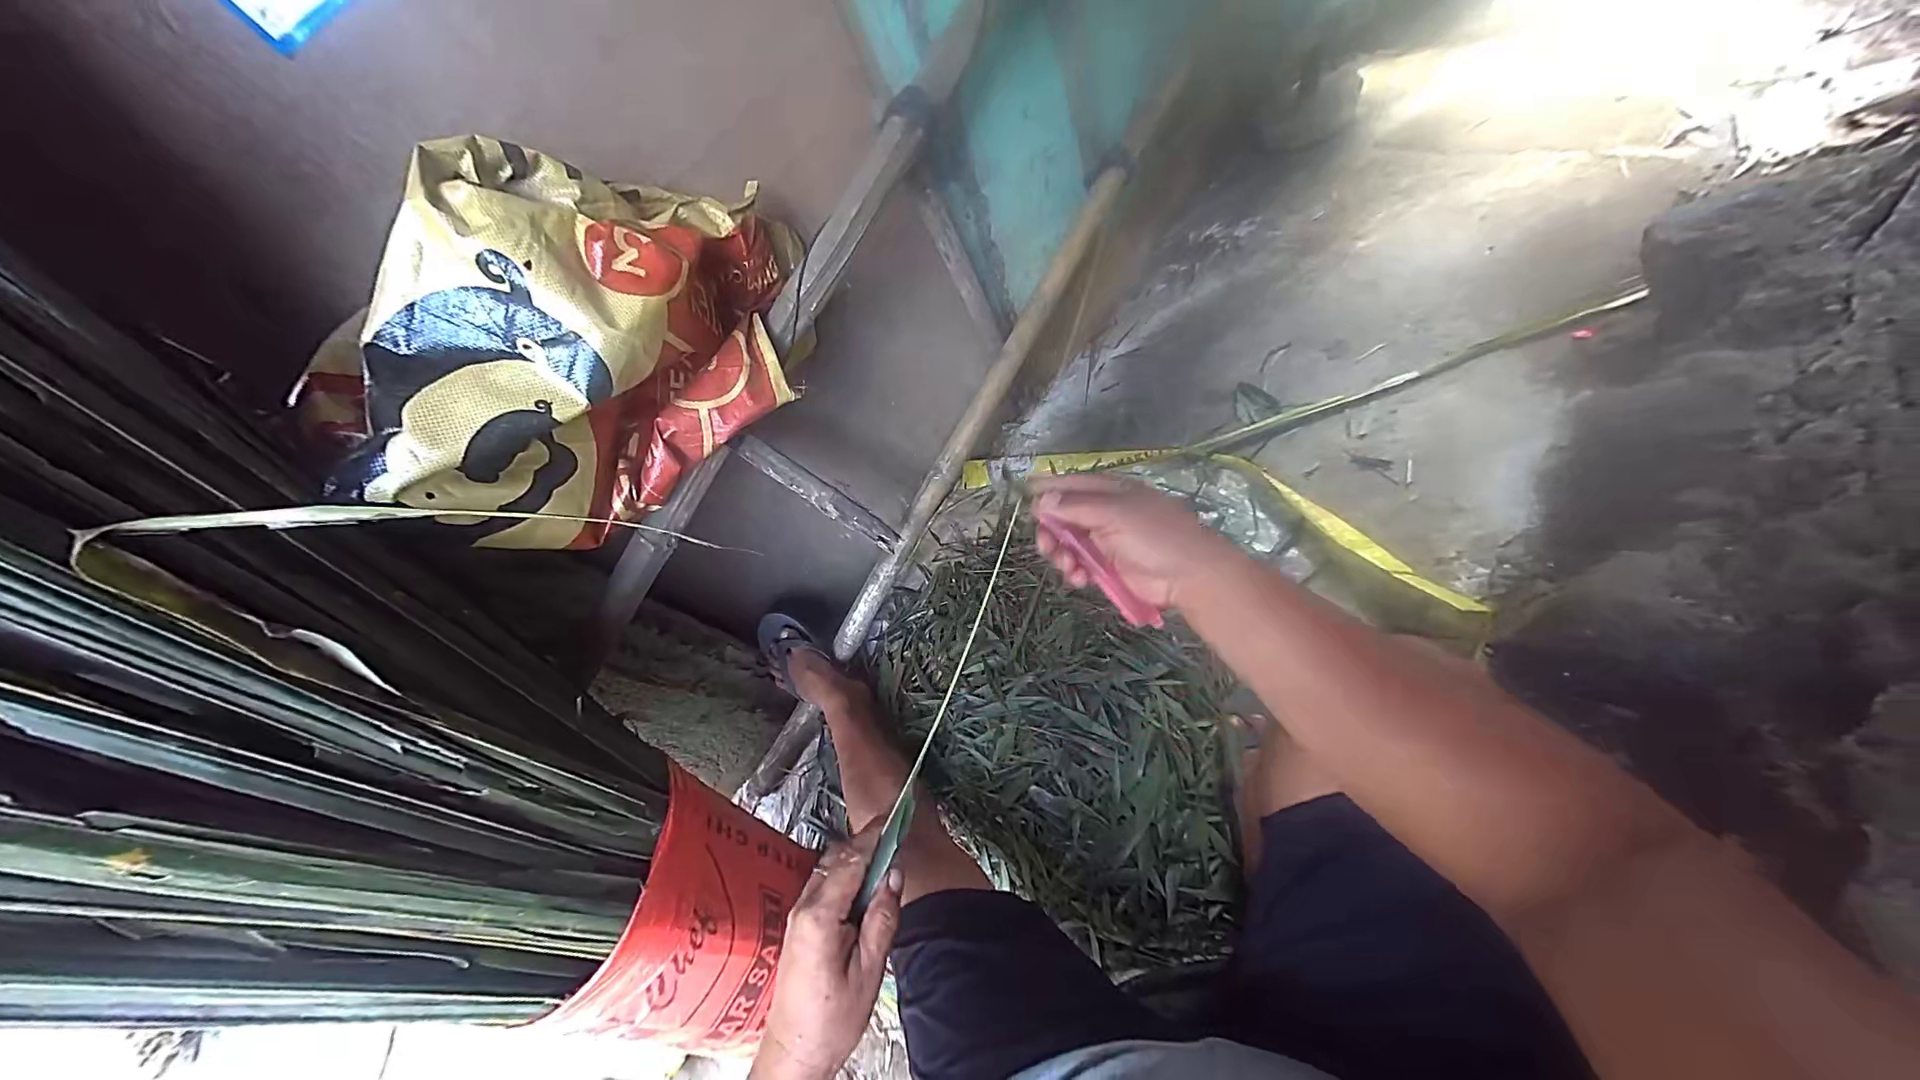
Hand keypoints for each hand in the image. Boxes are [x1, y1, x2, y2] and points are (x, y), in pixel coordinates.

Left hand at [750, 821, 903, 1079]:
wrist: (794, 1053)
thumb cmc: (830, 1022)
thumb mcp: (870, 971)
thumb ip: (882, 917)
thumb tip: (894, 875)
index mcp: (820, 916)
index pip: (852, 858)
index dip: (875, 834)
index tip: (895, 815)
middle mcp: (803, 908)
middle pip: (838, 857)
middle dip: (868, 842)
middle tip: (897, 835)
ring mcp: (798, 914)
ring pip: (830, 868)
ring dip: (858, 858)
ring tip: (886, 862)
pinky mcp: (800, 924)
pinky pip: (825, 884)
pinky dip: (847, 875)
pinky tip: (866, 888)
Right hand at [1031, 473, 1238, 610]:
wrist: (1189, 575)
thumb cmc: (1156, 536)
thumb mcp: (1115, 514)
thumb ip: (1076, 507)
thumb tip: (1041, 500)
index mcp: (1111, 492)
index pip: (1072, 484)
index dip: (1049, 490)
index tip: (1026, 500)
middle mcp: (1106, 513)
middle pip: (1064, 517)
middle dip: (1051, 531)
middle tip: (1047, 545)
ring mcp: (1107, 540)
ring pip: (1069, 543)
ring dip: (1061, 554)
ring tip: (1068, 566)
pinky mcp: (1108, 567)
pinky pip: (1080, 565)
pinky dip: (1074, 571)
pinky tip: (1079, 579)